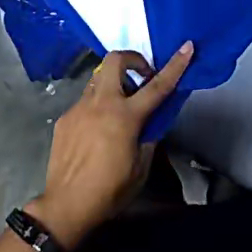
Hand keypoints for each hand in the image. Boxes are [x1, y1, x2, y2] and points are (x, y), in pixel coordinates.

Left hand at [28, 43, 194, 249]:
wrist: (67, 204)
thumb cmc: (110, 190)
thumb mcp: (141, 166)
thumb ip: (148, 137)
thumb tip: (150, 122)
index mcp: (125, 116)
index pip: (157, 86)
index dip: (175, 65)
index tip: (186, 47)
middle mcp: (100, 103)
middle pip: (115, 60)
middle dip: (132, 60)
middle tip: (142, 78)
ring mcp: (79, 108)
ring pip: (98, 80)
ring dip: (114, 85)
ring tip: (120, 110)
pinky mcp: (65, 118)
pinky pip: (85, 102)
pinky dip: (97, 107)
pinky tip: (98, 132)